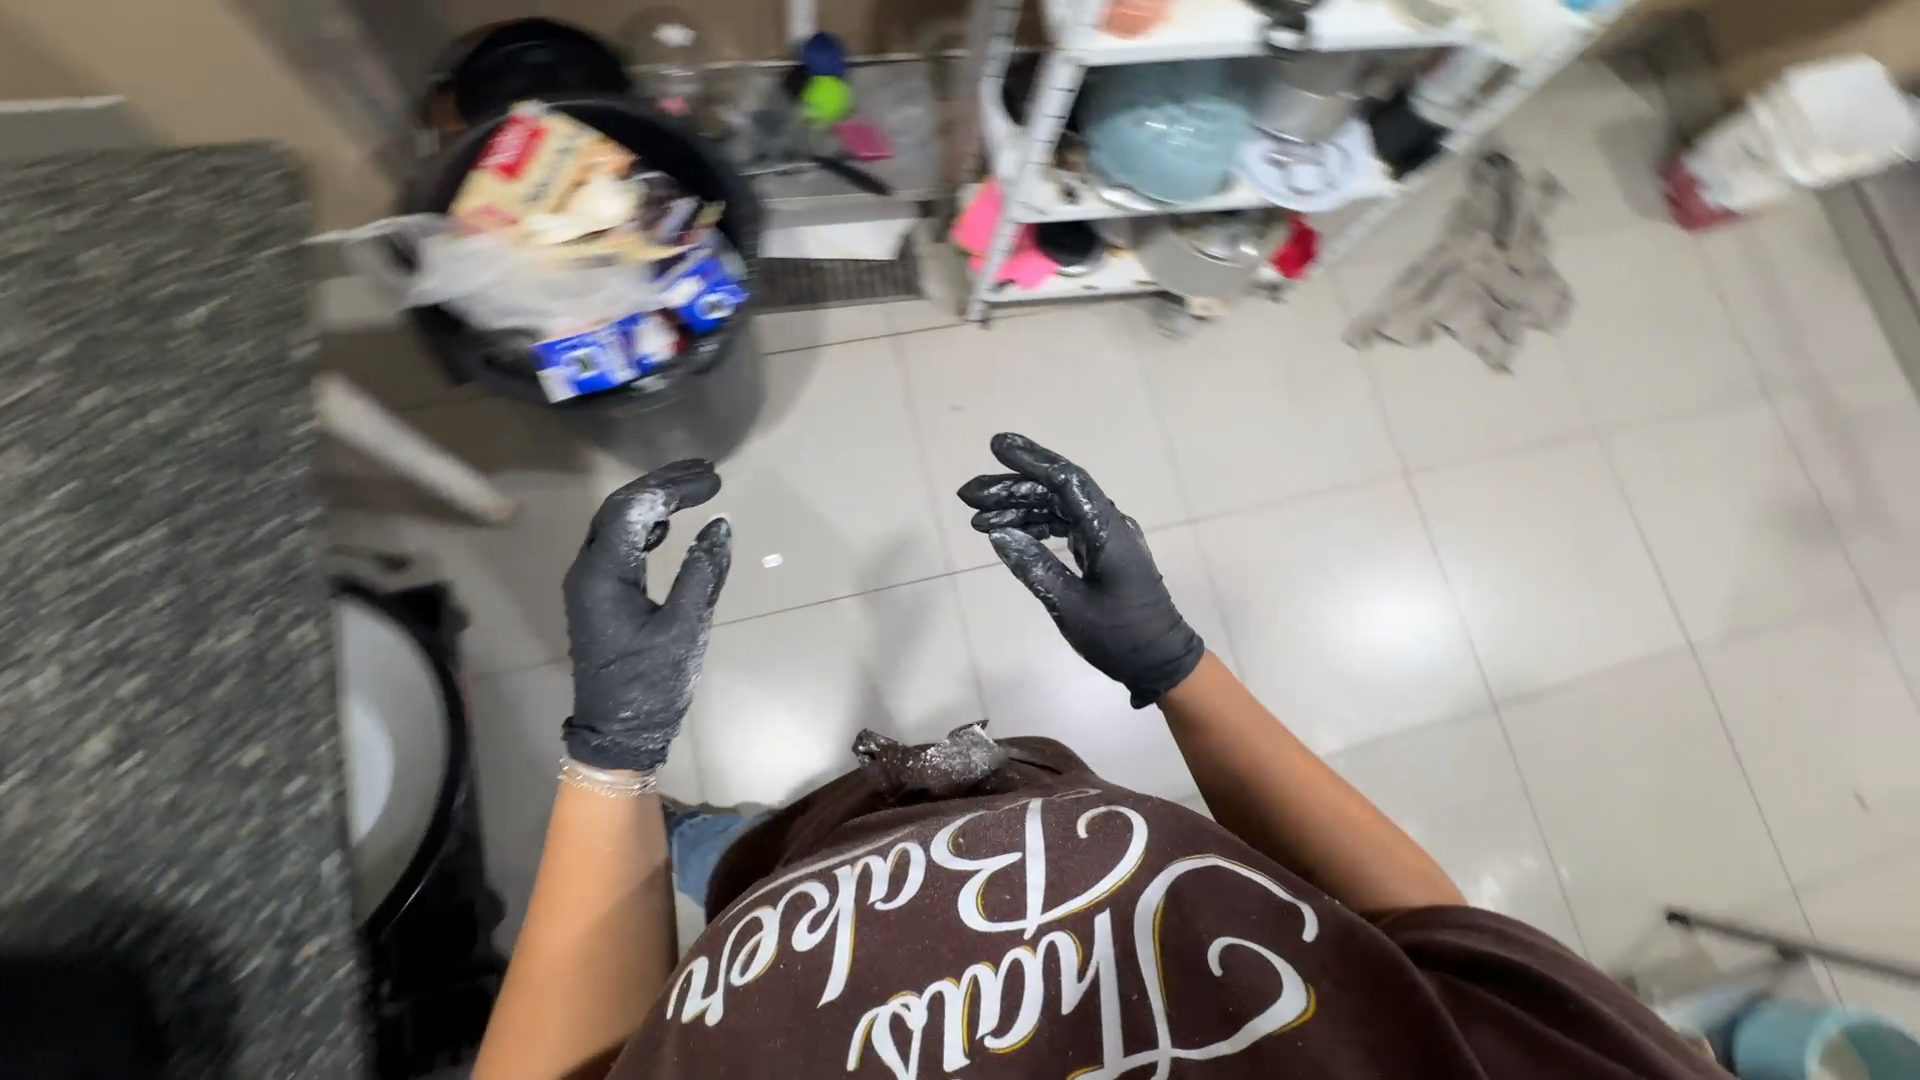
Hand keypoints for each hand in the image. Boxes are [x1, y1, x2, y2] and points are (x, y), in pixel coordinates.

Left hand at [562, 460, 731, 771]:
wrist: (619, 731)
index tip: (714, 480)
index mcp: (603, 576)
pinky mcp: (601, 596)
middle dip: (662, 485)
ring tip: (694, 488)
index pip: (632, 510)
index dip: (672, 487)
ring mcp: (590, 583)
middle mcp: (588, 571)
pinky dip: (645, 527)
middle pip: (619, 508)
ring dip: (654, 502)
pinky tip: (667, 525)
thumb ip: (702, 573)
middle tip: (706, 473)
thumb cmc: (651, 684)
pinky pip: (618, 546)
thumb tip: (721, 526)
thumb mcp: (685, 629)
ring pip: (617, 524)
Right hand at [958, 433, 1202, 705]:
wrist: (1160, 661)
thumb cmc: (1120, 637)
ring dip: (1016, 510)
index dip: (1030, 461)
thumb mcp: (1071, 607)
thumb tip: (999, 534)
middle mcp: (1107, 524)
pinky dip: (1032, 527)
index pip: (1065, 481)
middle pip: (1054, 491)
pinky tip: (1004, 533)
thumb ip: (1034, 567)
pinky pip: (1062, 527)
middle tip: (968, 495)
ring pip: (1055, 508)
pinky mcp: (1099, 551)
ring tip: (976, 518)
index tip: (995, 447)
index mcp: (1106, 531)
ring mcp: (1104, 537)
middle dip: (1010, 489)